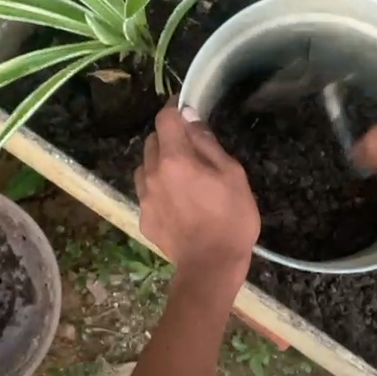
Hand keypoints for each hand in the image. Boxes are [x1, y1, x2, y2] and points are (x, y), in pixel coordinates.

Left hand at [135, 105, 259, 283]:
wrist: (210, 267)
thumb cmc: (231, 219)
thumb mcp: (233, 175)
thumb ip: (208, 144)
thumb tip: (191, 119)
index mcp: (176, 158)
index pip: (165, 118)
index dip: (174, 108)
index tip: (186, 108)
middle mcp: (152, 173)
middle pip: (152, 140)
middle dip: (169, 137)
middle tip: (191, 148)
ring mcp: (144, 197)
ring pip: (145, 166)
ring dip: (160, 163)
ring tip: (183, 177)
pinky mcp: (144, 217)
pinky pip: (147, 192)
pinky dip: (159, 188)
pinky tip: (178, 202)